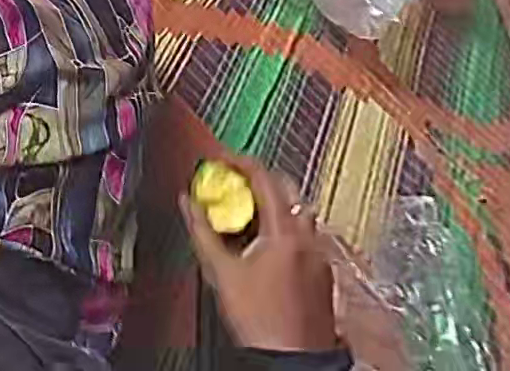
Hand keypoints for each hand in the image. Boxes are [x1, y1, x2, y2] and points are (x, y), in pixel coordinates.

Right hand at [181, 153, 340, 352]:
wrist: (293, 366)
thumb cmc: (261, 323)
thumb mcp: (221, 273)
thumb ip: (202, 231)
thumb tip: (187, 202)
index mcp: (285, 232)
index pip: (264, 177)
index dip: (239, 162)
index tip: (221, 159)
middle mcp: (308, 239)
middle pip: (286, 188)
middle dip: (258, 178)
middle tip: (235, 181)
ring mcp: (319, 257)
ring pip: (298, 211)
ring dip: (273, 202)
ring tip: (248, 212)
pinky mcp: (323, 275)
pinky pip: (305, 234)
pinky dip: (285, 226)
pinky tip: (266, 242)